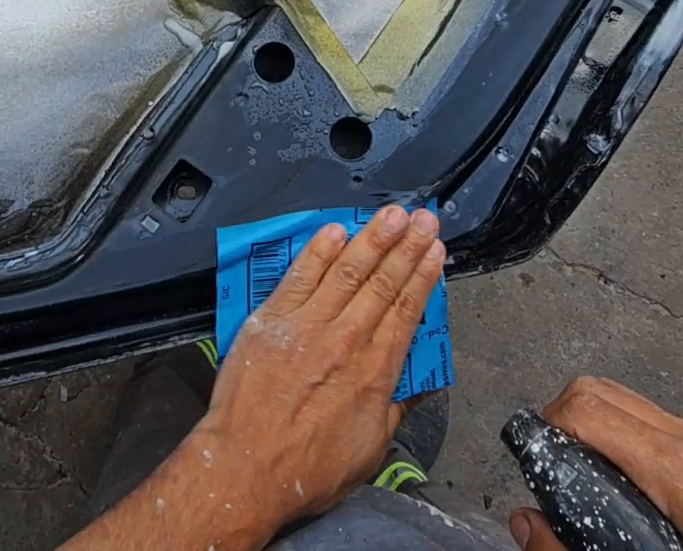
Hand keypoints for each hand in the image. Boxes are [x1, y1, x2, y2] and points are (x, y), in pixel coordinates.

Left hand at [189, 204, 445, 531]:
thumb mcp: (370, 450)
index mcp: (373, 371)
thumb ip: (396, 409)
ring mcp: (307, 324)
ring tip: (392, 214)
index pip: (406, 310)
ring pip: (347, 271)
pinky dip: (319, 252)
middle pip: (383, 282)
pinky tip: (336, 231)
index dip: (423, 276)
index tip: (436, 251)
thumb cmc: (306, 468)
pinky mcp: (273, 318)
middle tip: (424, 218)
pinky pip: (300, 276)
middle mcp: (345, 340)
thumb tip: (421, 385)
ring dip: (372, 238)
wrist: (246, 467)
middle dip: (407, 246)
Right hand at [509, 377, 682, 550]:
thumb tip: (525, 523)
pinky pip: (651, 420)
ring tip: (582, 472)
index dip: (549, 425)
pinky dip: (620, 435)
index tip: (534, 455)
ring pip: (625, 399)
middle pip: (601, 391)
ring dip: (592, 425)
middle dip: (563, 419)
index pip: (591, 408)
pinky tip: (620, 478)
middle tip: (551, 464)